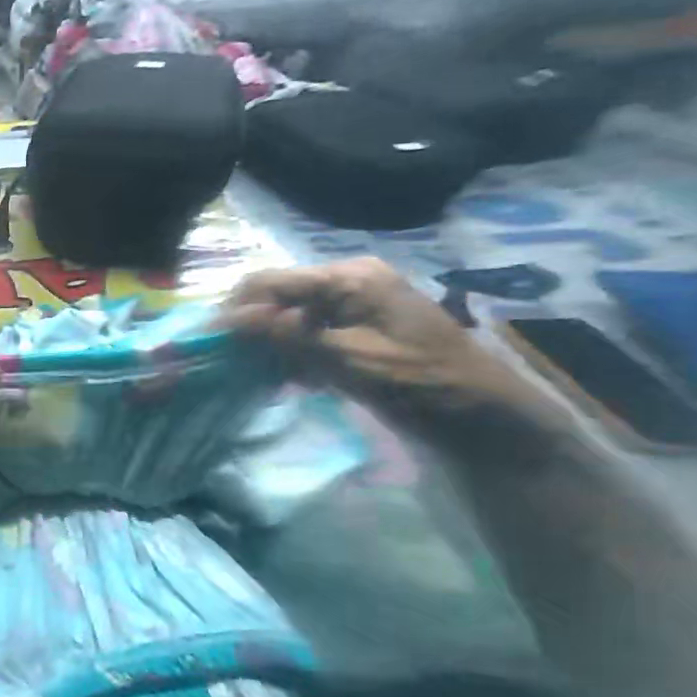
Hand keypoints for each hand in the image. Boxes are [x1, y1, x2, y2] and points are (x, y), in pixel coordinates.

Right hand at [223, 258, 560, 433]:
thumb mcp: (352, 360)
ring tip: (256, 374)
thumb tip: (233, 319)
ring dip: (269, 344)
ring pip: (288, 316)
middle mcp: (348, 281)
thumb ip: (291, 337)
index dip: (236, 308)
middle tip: (229, 360)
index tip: (208, 340)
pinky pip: (307, 333)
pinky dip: (291, 354)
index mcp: (351, 278)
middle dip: (250, 326)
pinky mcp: (356, 329)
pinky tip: (288, 379)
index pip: (273, 282)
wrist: (488, 419)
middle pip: (278, 295)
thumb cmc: (424, 383)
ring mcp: (353, 305)